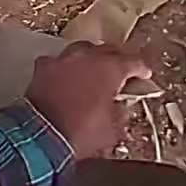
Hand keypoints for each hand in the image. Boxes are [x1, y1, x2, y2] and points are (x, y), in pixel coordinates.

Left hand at [24, 42, 150, 158]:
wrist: (41, 135)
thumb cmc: (80, 132)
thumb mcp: (112, 128)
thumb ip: (121, 111)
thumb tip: (121, 105)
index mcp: (110, 68)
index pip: (134, 62)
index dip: (141, 70)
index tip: (144, 75)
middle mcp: (87, 57)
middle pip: (108, 50)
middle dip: (117, 60)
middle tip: (121, 72)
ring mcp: (63, 59)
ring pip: (82, 50)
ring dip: (91, 58)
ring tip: (94, 70)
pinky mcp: (43, 67)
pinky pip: (58, 61)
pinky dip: (65, 67)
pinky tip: (66, 75)